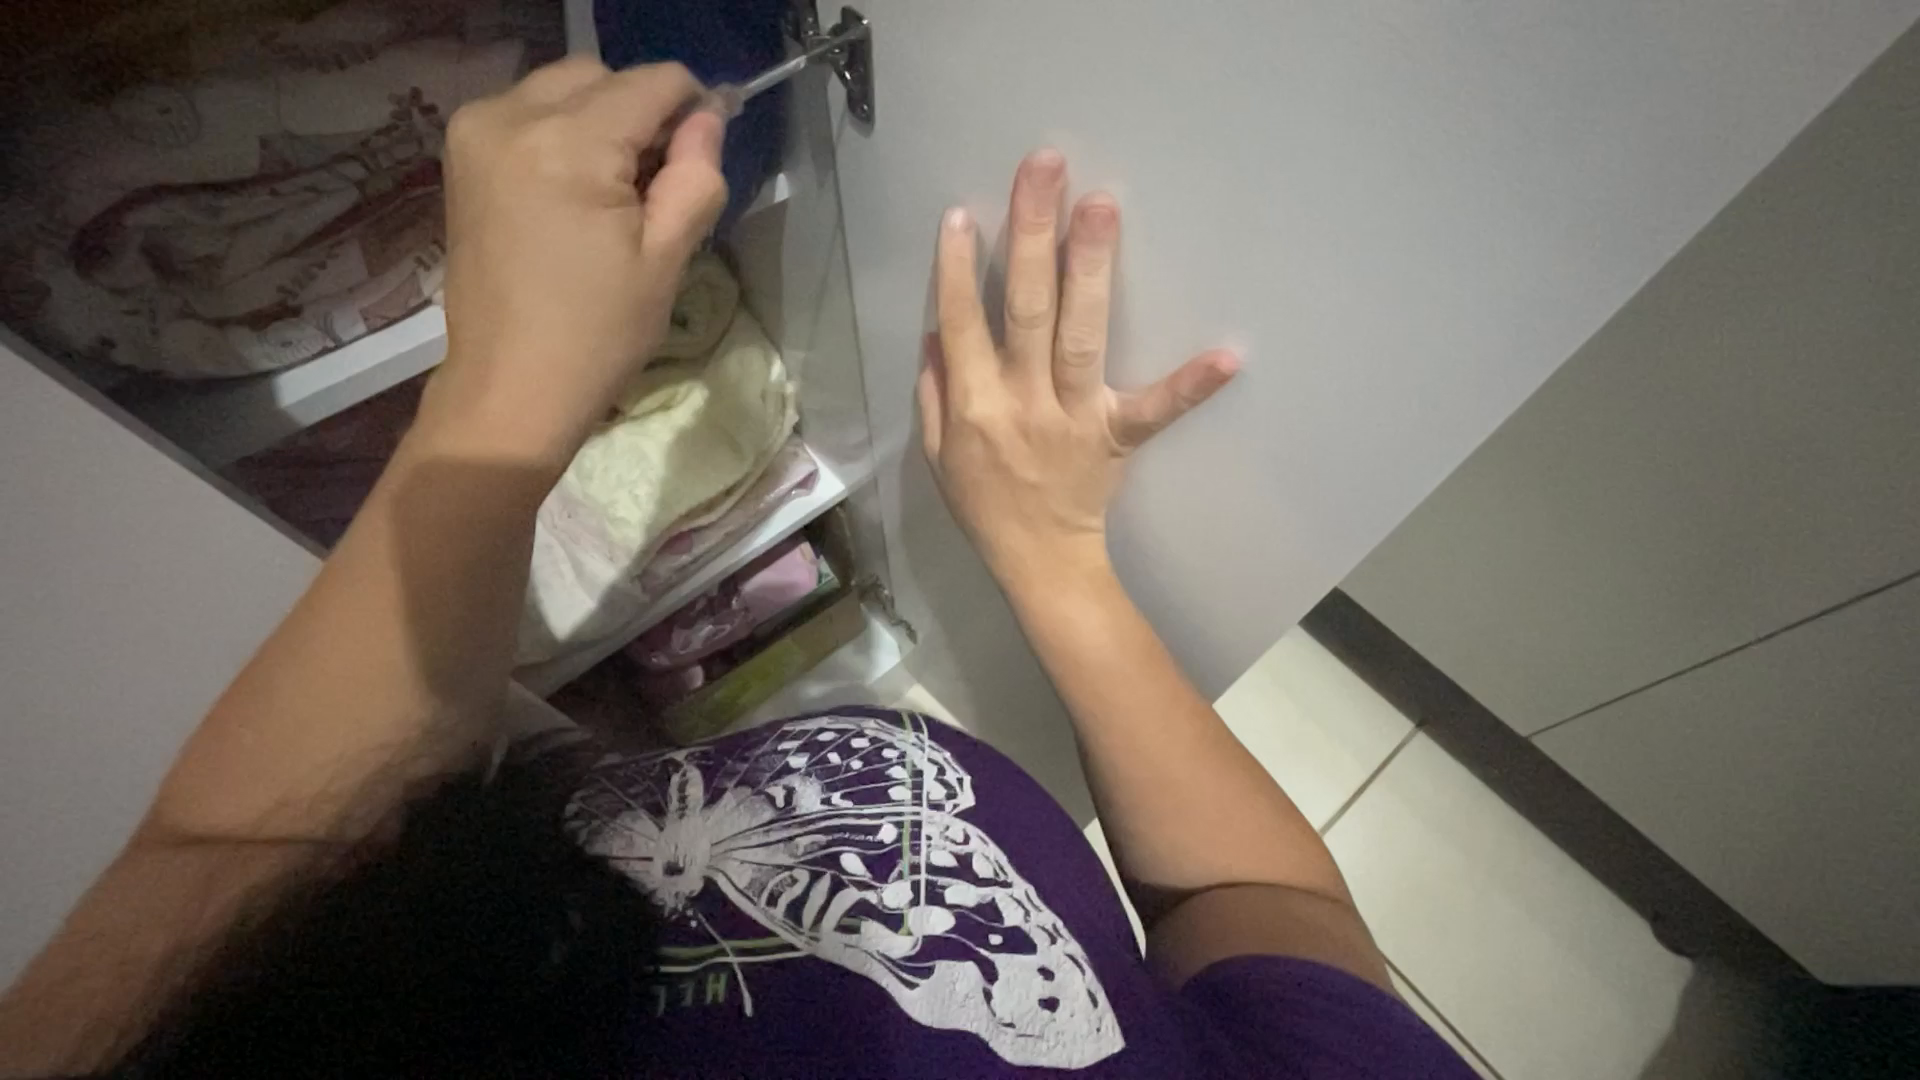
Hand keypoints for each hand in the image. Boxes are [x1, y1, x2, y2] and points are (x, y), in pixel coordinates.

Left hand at [428, 57, 728, 463]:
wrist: (513, 384)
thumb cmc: (601, 334)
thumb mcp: (667, 261)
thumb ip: (695, 178)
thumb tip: (710, 118)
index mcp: (569, 145)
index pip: (649, 84)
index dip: (693, 103)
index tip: (711, 145)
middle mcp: (511, 117)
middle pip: (600, 76)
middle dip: (644, 112)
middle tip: (664, 182)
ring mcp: (476, 131)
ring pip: (561, 88)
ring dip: (603, 120)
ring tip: (621, 192)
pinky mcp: (462, 155)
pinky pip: (527, 112)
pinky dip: (565, 133)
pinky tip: (579, 192)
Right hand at [920, 149, 1238, 585]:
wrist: (1038, 560)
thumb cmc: (984, 505)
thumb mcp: (938, 455)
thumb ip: (933, 392)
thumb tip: (935, 332)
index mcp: (975, 406)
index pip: (962, 325)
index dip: (956, 269)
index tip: (961, 213)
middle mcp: (1022, 402)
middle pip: (1025, 312)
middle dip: (1029, 237)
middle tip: (1044, 169)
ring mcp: (1073, 418)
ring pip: (1080, 337)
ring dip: (1090, 269)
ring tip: (1100, 206)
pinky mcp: (1117, 437)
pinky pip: (1154, 410)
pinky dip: (1189, 386)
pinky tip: (1227, 355)